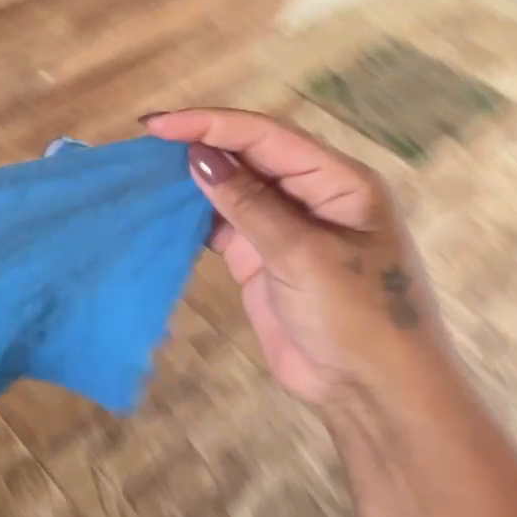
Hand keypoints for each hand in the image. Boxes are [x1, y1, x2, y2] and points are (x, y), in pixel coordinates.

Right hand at [142, 108, 452, 408]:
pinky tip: (162, 203)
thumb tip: (196, 155)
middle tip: (144, 137)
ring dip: (191, 174)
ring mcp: (284, 224)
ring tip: (145, 164)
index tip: (157, 126)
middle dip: (198, 140)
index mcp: (338, 182)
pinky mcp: (260, 253)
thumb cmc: (358, 317)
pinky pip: (219, 219)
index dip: (210, 124)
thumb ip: (248, 203)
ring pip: (229, 183)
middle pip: (247, 152)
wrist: (373, 392)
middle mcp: (311, 194)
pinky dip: (190, 210)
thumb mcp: (302, 255)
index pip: (265, 136)